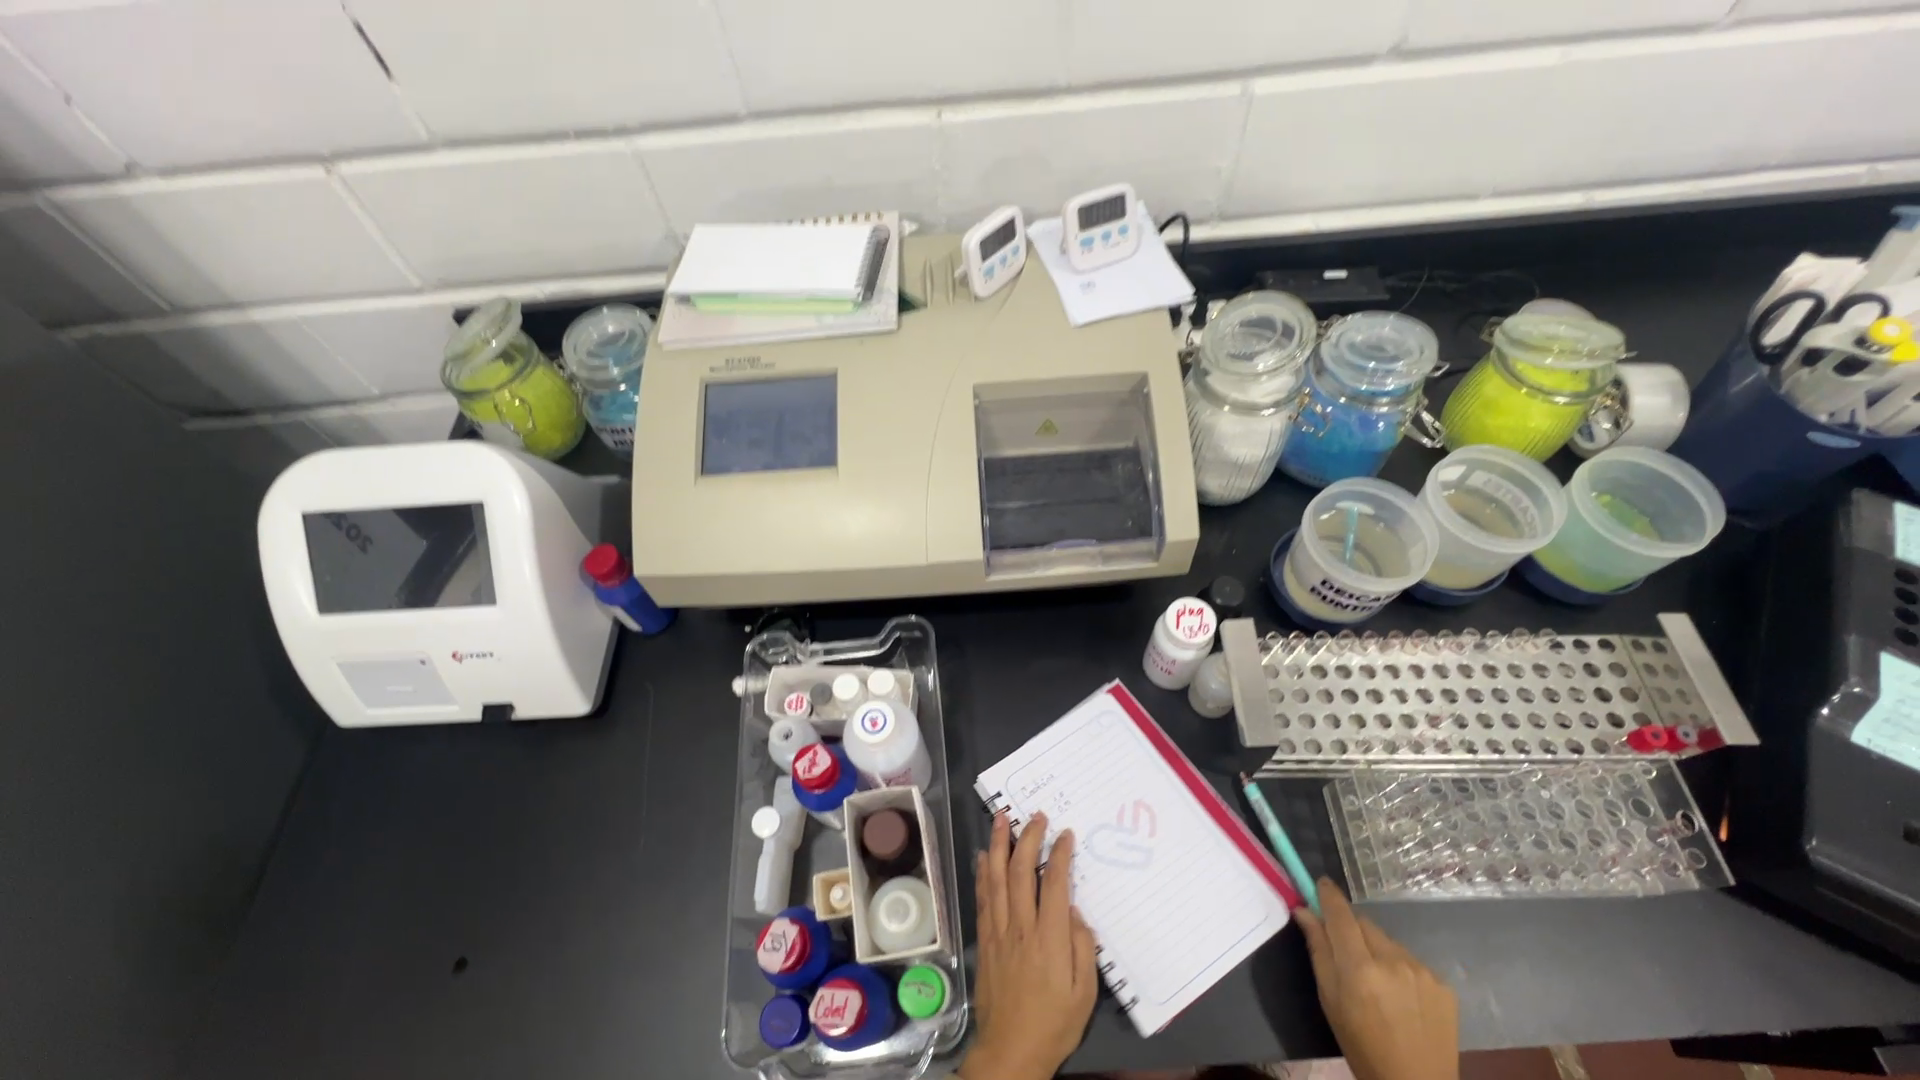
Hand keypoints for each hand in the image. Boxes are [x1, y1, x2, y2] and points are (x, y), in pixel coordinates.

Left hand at [957, 811, 1098, 1079]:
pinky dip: (984, 873)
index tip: (1065, 834)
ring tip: (1001, 818)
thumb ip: (1083, 947)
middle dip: (1028, 839)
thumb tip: (1076, 912)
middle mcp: (1021, 927)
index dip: (1060, 856)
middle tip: (1035, 816)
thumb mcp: (1085, 992)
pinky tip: (985, 856)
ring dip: (999, 845)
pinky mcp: (986, 940)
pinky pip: (984, 898)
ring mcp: (999, 932)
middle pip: (1021, 872)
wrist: (1010, 1050)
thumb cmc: (1054, 1023)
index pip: (1055, 885)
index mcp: (1049, 939)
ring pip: (997, 879)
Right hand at [1294, 880, 1458, 1079]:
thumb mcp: (1330, 1000)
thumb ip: (1318, 951)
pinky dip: (1400, 969)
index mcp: (1360, 969)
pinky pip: (1412, 962)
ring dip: (1377, 950)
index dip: (1329, 895)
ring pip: (1388, 942)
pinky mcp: (1443, 984)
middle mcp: (1393, 961)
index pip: (1340, 915)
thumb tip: (1304, 911)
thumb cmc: (1360, 1046)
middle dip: (1351, 930)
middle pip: (1364, 924)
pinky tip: (1401, 997)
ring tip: (1377, 984)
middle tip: (1345, 953)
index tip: (1320, 883)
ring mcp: (1423, 971)